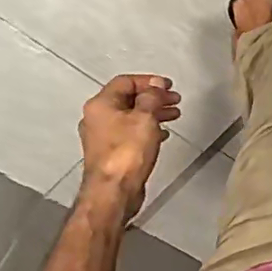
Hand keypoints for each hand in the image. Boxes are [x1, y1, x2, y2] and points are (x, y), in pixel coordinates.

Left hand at [78, 74, 180, 214]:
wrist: (113, 190)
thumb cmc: (128, 151)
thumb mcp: (145, 117)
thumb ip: (151, 97)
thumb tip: (155, 86)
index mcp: (101, 104)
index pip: (125, 82)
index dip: (149, 81)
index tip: (168, 86)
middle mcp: (97, 118)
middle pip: (128, 98)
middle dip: (153, 97)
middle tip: (174, 99)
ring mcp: (101, 136)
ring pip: (130, 116)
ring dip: (153, 112)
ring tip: (174, 115)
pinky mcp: (110, 152)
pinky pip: (130, 132)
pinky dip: (147, 128)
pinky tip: (162, 133)